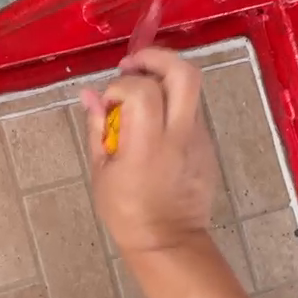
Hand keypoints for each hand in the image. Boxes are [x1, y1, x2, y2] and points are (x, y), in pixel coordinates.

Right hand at [78, 47, 219, 253]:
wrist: (168, 240)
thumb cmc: (125, 210)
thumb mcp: (100, 170)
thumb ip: (97, 128)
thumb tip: (90, 95)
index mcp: (148, 144)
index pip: (142, 90)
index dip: (121, 86)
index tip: (108, 102)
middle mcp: (180, 135)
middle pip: (184, 73)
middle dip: (156, 58)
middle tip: (132, 64)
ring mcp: (199, 138)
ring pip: (190, 88)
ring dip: (162, 79)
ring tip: (137, 93)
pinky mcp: (207, 144)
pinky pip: (189, 111)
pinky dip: (169, 105)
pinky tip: (150, 125)